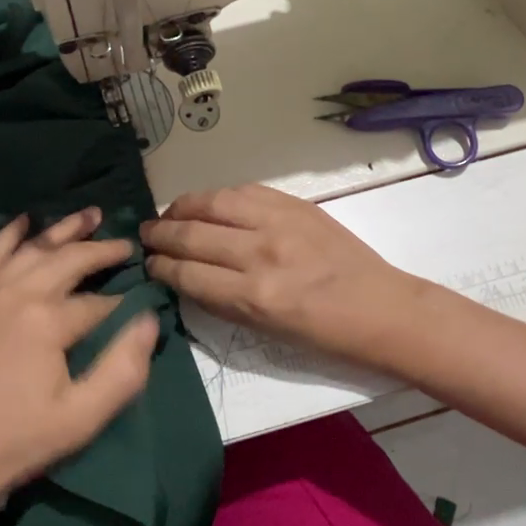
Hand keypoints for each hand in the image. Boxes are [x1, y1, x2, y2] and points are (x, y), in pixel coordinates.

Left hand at [0, 208, 157, 518]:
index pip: (98, 301)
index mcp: (48, 320)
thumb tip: (149, 320)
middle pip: (67, 260)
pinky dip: (8, 235)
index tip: (142, 298)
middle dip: (100, 250)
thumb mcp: (81, 418)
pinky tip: (23, 222)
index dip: (123, 299)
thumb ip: (123, 369)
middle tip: (126, 244)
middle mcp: (17, 293)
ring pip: (31, 249)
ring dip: (62, 230)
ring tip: (89, 215)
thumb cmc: (15, 442)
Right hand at [140, 184, 435, 370]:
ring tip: (169, 214)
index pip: (188, 273)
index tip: (147, 262)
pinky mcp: (295, 204)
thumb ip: (223, 301)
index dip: (160, 265)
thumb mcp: (265, 330)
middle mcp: (260, 254)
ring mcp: (278, 223)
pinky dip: (219, 196)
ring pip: (213, 203)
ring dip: (182, 207)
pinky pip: (244, 190)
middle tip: (144, 235)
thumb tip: (186, 276)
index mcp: (253, 297)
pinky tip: (208, 203)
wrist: (380, 308)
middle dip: (161, 234)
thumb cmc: (323, 335)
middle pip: (192, 235)